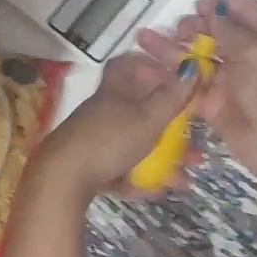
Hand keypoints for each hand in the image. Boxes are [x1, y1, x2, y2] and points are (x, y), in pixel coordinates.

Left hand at [25, 51, 198, 206]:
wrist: (63, 178)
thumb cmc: (110, 140)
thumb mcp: (148, 118)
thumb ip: (172, 96)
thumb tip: (192, 66)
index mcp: (115, 90)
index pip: (128, 65)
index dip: (151, 66)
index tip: (175, 78)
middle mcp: (105, 111)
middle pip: (139, 110)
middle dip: (169, 129)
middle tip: (192, 145)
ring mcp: (96, 137)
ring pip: (135, 143)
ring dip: (161, 159)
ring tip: (183, 178)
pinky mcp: (91, 163)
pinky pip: (122, 167)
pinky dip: (140, 178)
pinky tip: (158, 191)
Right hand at [138, 0, 256, 179]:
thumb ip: (231, 31)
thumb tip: (212, 11)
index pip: (246, 13)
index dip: (224, 4)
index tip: (200, 4)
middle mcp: (244, 57)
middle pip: (215, 34)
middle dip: (194, 26)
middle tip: (179, 28)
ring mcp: (225, 81)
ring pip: (194, 58)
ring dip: (171, 47)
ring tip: (145, 38)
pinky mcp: (209, 103)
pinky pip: (185, 85)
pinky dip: (166, 76)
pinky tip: (146, 66)